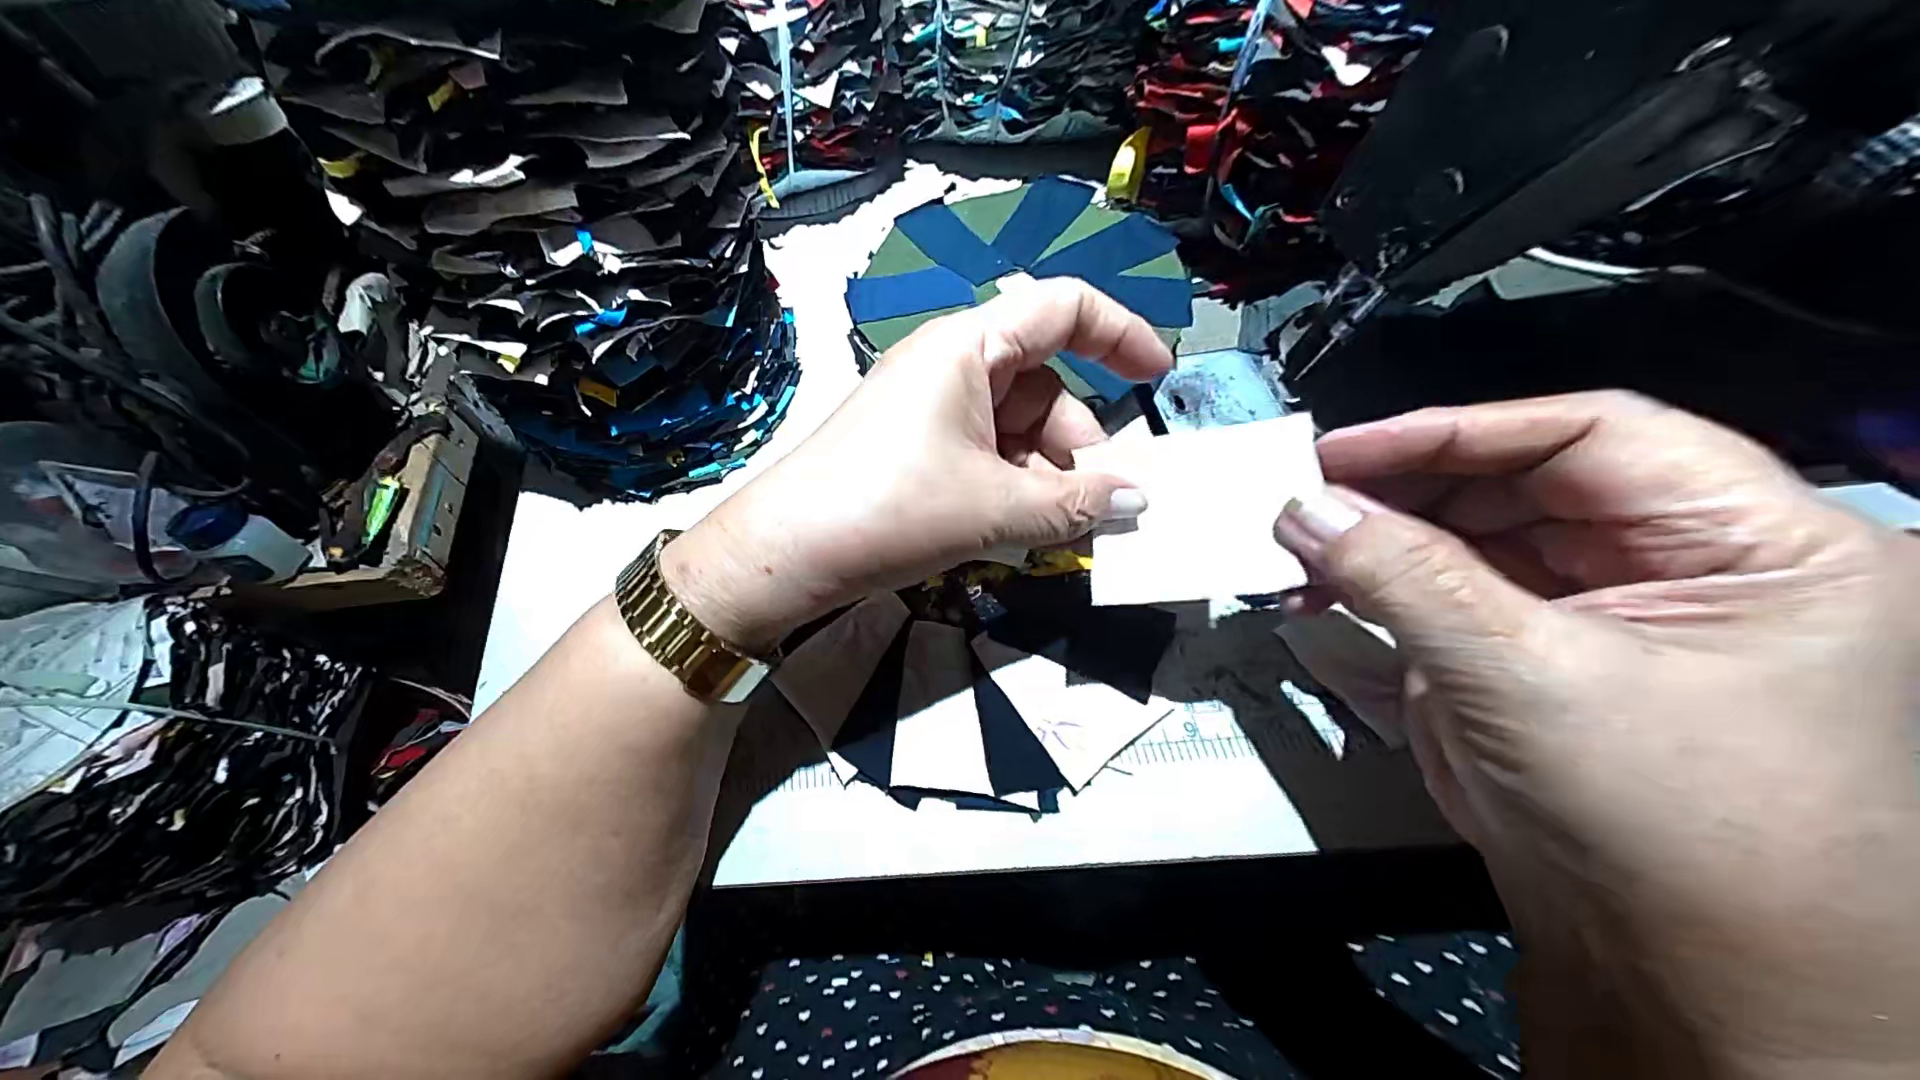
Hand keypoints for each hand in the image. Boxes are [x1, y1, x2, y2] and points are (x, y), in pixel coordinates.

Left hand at [662, 278, 1169, 651]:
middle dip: (1080, 445)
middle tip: (1102, 507)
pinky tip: (1021, 532)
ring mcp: (932, 409)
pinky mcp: (918, 449)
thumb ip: (1074, 503)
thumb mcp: (994, 507)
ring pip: (1018, 430)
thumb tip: (1137, 500)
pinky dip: (1013, 488)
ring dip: (1047, 477)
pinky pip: (987, 456)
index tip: (1159, 378)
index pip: (1064, 308)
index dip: (1121, 333)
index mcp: (969, 347)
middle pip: (1046, 387)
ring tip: (1059, 531)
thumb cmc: (891, 509)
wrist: (786, 555)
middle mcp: (952, 366)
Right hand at [1273, 391, 1919, 1076]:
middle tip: (1303, 504)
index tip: (1342, 450)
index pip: (1589, 435)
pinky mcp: (1529, 652)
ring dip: (1376, 541)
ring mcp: (1594, 608)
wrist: (1673, 978)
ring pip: (1467, 537)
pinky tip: (1319, 593)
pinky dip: (1377, 587)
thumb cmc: (1655, 824)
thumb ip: (1403, 575)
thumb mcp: (1520, 677)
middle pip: (1515, 484)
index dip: (1455, 432)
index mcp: (1748, 543)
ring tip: (1298, 552)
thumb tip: (1302, 507)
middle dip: (1399, 492)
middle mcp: (1677, 562)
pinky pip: (1443, 591)